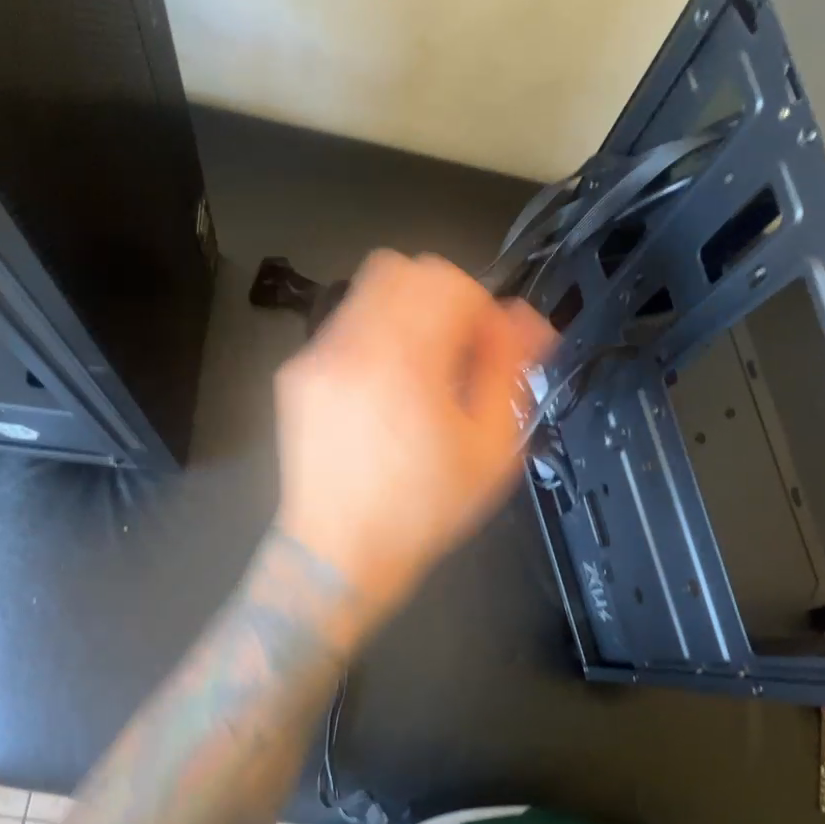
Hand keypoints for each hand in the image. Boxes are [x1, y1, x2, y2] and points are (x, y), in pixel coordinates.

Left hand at [273, 251, 556, 622]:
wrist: (338, 553)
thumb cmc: (417, 513)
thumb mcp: (489, 449)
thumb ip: (510, 370)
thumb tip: (525, 321)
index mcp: (404, 361)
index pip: (450, 282)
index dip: (483, 309)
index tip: (490, 349)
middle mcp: (352, 346)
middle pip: (405, 270)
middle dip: (444, 300)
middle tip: (459, 352)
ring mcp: (318, 357)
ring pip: (370, 291)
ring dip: (408, 314)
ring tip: (424, 372)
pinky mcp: (299, 375)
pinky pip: (345, 327)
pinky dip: (375, 338)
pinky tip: (387, 391)